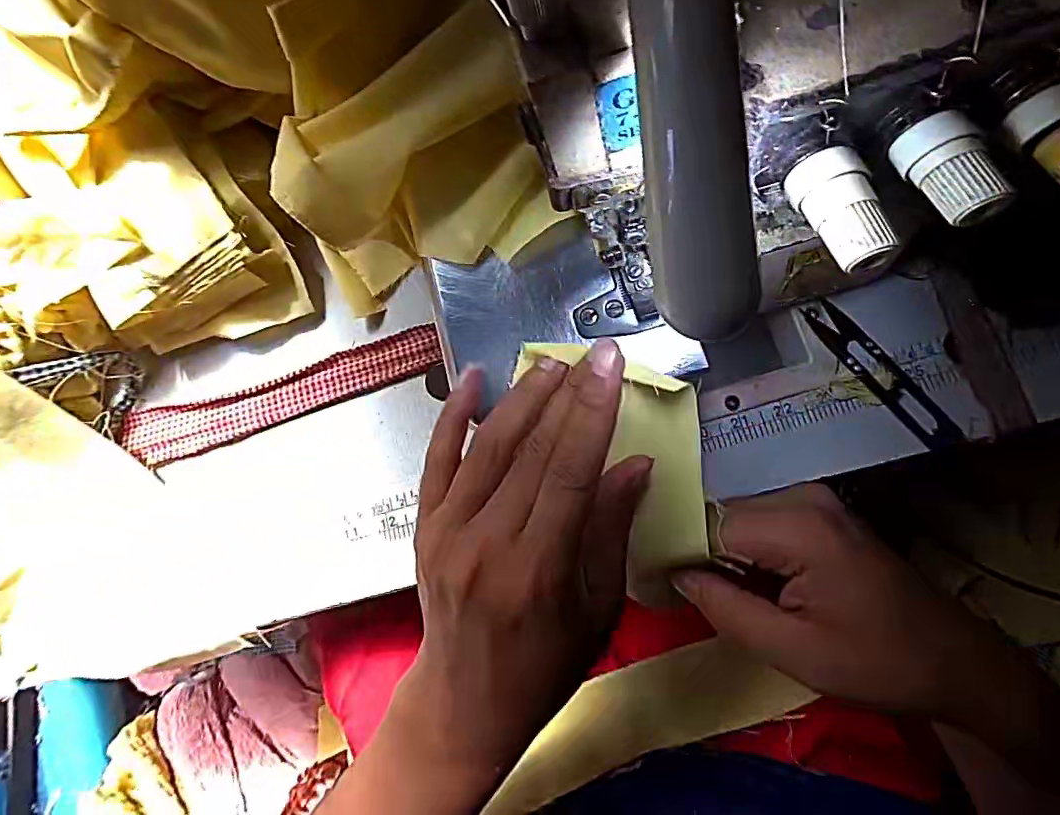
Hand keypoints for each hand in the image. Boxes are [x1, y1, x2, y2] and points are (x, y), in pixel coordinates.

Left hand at [327, 339, 650, 813]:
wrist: (463, 704)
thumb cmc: (544, 665)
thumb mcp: (598, 609)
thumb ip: (612, 529)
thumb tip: (636, 462)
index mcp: (537, 570)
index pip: (570, 471)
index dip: (593, 412)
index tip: (610, 365)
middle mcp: (486, 542)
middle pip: (531, 450)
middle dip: (567, 394)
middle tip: (591, 356)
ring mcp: (447, 530)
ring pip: (488, 445)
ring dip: (522, 397)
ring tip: (552, 365)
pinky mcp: (424, 524)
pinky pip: (437, 458)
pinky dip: (454, 414)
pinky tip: (473, 378)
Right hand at [670, 483, 1007, 721]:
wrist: (953, 659)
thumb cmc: (877, 661)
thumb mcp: (794, 651)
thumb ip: (726, 609)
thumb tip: (676, 575)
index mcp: (799, 524)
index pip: (711, 523)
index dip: (683, 553)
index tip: (661, 583)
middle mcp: (803, 495)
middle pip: (724, 515)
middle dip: (705, 554)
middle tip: (695, 597)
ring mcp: (814, 499)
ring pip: (741, 517)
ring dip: (727, 554)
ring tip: (725, 595)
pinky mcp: (820, 511)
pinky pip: (764, 521)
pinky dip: (750, 550)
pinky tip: (758, 584)